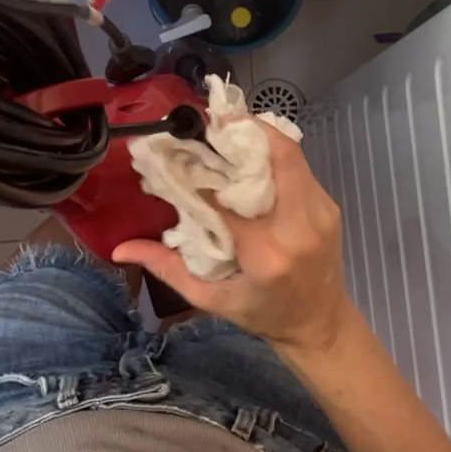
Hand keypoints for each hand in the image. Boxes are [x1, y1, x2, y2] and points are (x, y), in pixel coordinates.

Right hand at [113, 121, 359, 353]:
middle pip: (277, 156)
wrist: (321, 325)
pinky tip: (249, 157)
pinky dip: (274, 155)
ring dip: (259, 138)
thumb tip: (121, 248)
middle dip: (243, 132)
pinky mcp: (329, 206)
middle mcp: (299, 227)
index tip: (177, 153)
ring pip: (291, 155)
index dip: (201, 170)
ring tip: (225, 134)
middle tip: (208, 126)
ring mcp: (320, 213)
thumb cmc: (263, 314)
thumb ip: (168, 269)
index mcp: (266, 254)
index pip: (227, 197)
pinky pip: (300, 168)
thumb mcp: (211, 299)